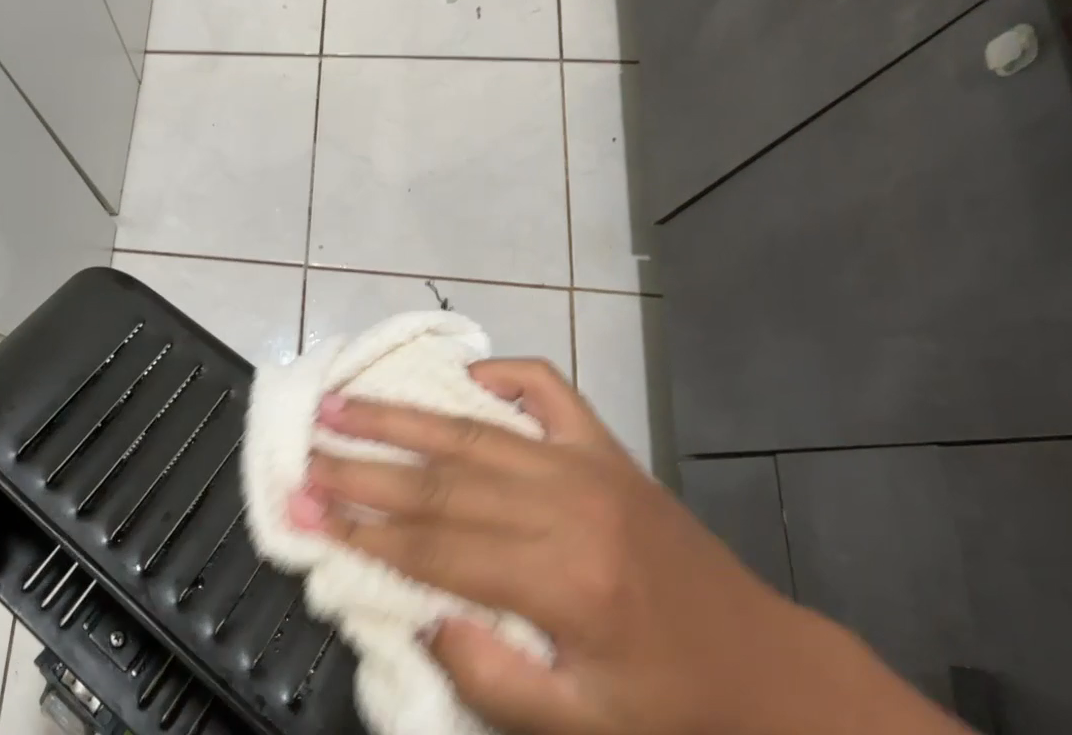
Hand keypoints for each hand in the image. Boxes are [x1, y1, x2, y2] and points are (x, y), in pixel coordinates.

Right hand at [289, 359, 966, 734]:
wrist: (770, 671)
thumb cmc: (669, 705)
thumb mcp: (581, 726)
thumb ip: (490, 677)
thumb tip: (418, 617)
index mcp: (563, 583)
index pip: (434, 548)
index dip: (360, 530)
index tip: (301, 509)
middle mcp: (568, 509)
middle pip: (440, 482)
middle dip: (360, 469)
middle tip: (302, 452)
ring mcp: (589, 467)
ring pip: (472, 432)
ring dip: (399, 416)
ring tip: (340, 402)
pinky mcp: (607, 449)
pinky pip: (547, 391)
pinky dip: (501, 375)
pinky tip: (461, 372)